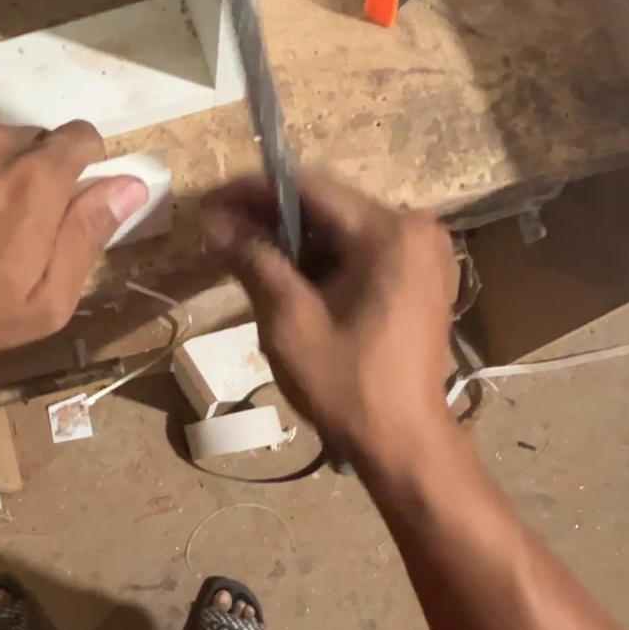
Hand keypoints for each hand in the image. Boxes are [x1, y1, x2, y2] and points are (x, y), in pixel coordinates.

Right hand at [201, 171, 458, 466]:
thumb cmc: (346, 383)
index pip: (310, 188)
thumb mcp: (289, 320)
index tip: (209, 202)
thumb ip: (253, 260)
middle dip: (268, 217)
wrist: (403, 441)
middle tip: (218, 231)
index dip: (252, 190)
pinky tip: (281, 275)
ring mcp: (420, 254)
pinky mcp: (416, 278)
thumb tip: (213, 221)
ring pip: (339, 230)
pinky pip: (357, 252)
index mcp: (389, 232)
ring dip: (291, 240)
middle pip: (327, 206)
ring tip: (239, 254)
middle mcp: (414, 229)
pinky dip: (318, 260)